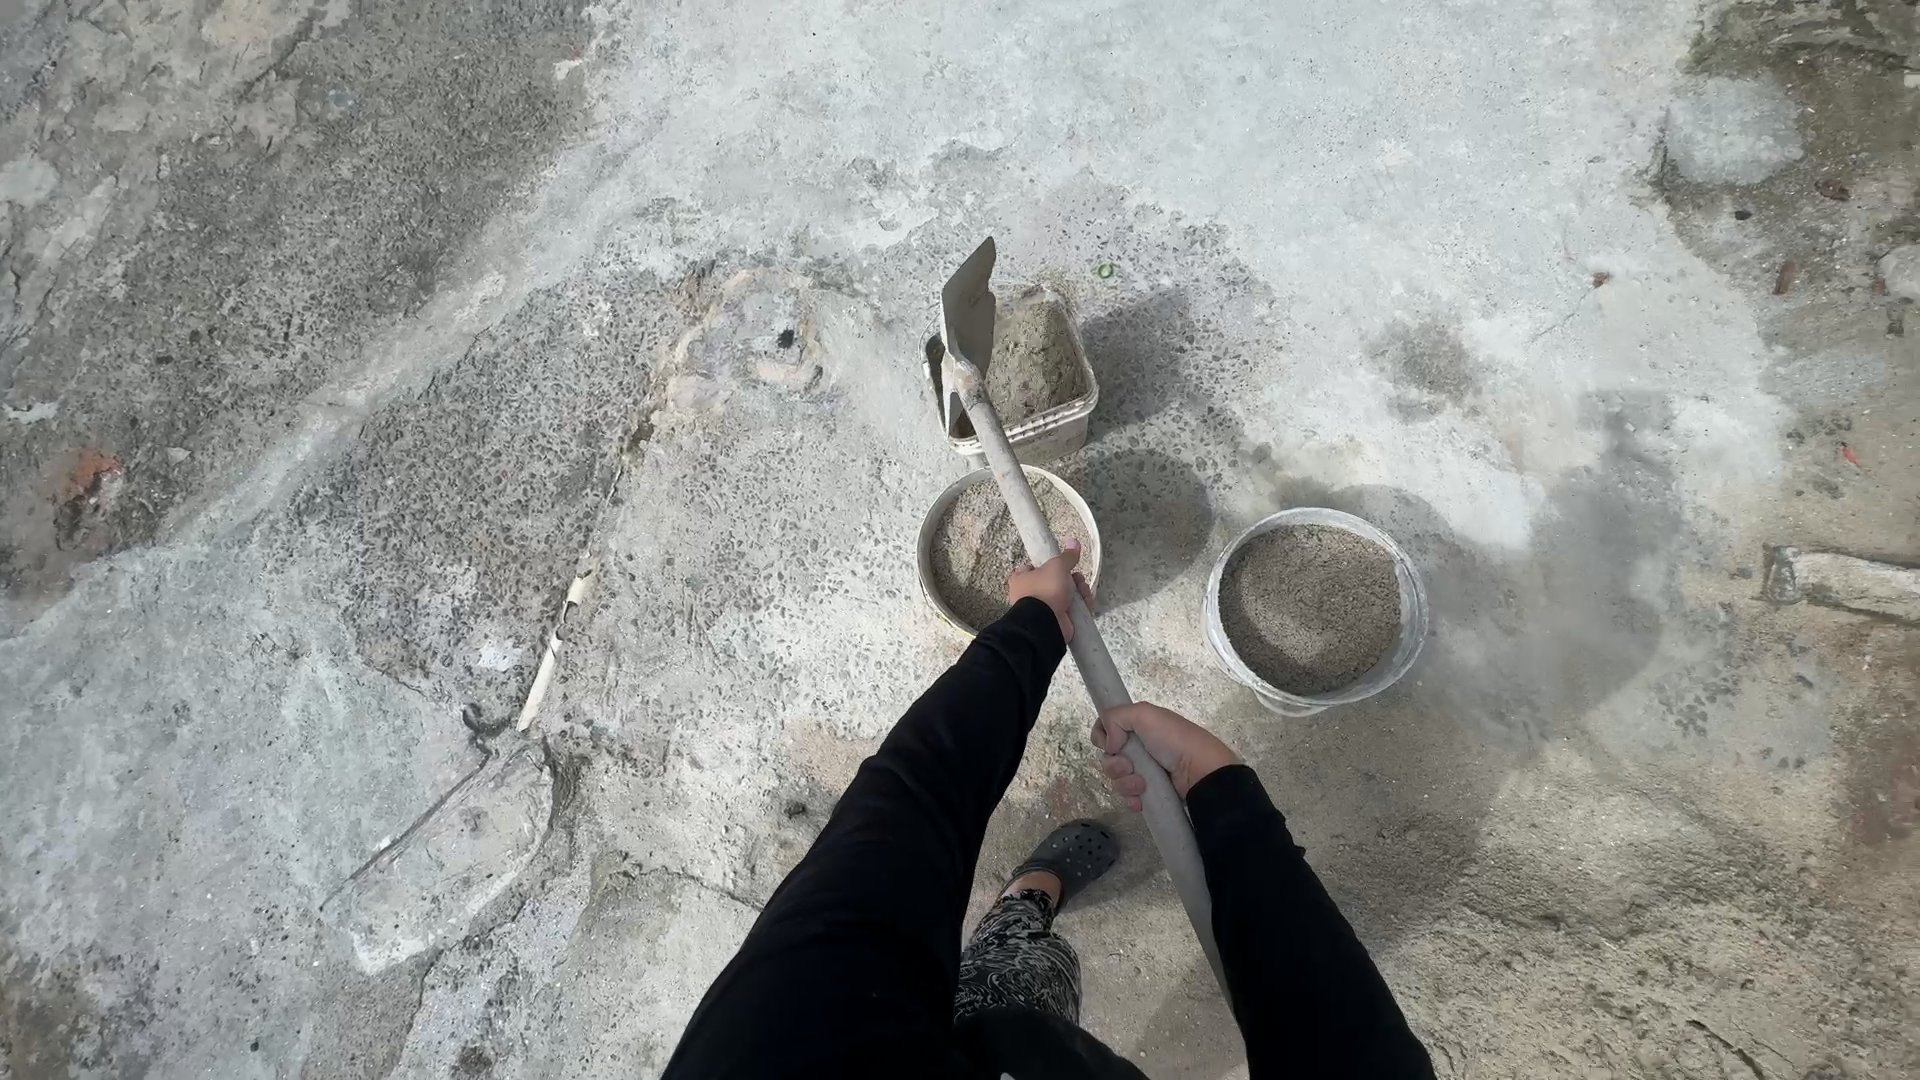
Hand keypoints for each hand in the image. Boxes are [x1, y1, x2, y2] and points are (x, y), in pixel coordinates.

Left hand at [1005, 537, 1094, 643]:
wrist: (1046, 623)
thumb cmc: (1045, 590)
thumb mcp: (1057, 566)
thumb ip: (1067, 556)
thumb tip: (1074, 542)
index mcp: (1022, 579)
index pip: (1034, 567)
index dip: (1049, 565)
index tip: (1062, 564)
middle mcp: (1031, 594)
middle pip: (1056, 582)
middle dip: (1071, 579)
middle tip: (1077, 578)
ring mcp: (1045, 609)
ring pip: (1067, 595)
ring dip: (1079, 591)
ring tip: (1083, 591)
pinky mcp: (1058, 621)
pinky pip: (1073, 610)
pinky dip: (1082, 607)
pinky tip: (1086, 603)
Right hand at [1090, 702, 1239, 807]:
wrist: (1201, 773)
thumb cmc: (1174, 740)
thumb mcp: (1145, 715)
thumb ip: (1115, 717)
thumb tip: (1108, 744)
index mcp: (1137, 726)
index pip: (1105, 730)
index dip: (1102, 737)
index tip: (1110, 745)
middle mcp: (1139, 747)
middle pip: (1108, 757)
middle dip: (1114, 764)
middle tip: (1129, 766)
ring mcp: (1145, 771)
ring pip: (1117, 779)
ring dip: (1124, 783)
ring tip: (1142, 784)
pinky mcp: (1150, 792)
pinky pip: (1129, 797)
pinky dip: (1132, 799)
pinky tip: (1141, 800)